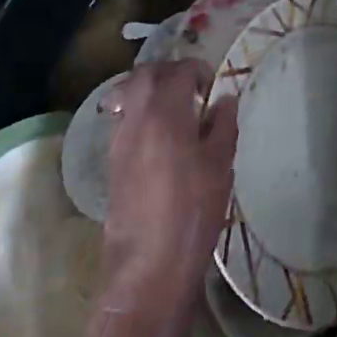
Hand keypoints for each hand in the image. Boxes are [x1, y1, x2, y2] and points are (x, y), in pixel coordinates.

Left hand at [100, 60, 239, 303]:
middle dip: (168, 72)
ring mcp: (119, 141)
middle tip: (192, 88)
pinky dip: (142, 114)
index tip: (212, 85)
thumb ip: (223, 125)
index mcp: (165, 112)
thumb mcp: (221, 164)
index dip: (197, 70)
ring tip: (178, 112)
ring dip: (152, 92)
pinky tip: (164, 138)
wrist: (149, 266)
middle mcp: (136, 119)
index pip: (178, 71)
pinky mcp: (112, 163)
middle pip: (144, 75)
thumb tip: (224, 100)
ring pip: (129, 95)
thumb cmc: (193, 210)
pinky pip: (125, 120)